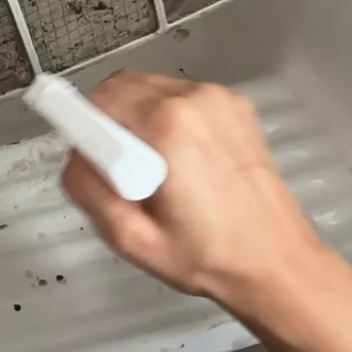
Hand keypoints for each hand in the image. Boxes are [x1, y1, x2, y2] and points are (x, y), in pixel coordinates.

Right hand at [60, 70, 334, 310]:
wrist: (277, 264)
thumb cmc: (210, 256)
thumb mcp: (130, 238)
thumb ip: (87, 190)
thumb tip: (74, 158)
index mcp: (168, 127)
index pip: (101, 98)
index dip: (85, 124)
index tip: (87, 149)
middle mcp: (195, 101)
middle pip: (122, 87)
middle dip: (109, 122)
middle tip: (121, 169)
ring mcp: (219, 100)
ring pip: (150, 89)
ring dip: (137, 119)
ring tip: (155, 169)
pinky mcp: (234, 106)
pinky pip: (180, 97)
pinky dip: (168, 119)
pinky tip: (182, 161)